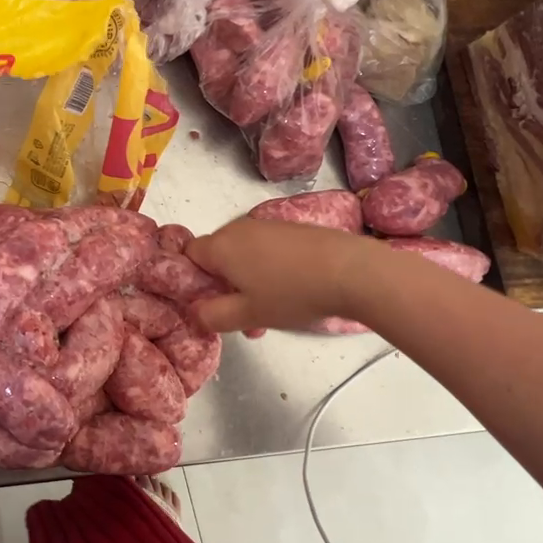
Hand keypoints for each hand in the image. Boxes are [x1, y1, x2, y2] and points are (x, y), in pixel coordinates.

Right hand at [184, 219, 383, 333]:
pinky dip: (270, 270)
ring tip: (272, 311)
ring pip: (243, 255)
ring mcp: (267, 226)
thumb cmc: (292, 293)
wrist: (354, 271)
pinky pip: (267, 250)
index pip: (188, 256)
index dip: (193, 280)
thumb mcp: (248, 315)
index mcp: (220, 246)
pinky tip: (293, 292)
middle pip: (217, 256)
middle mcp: (238, 229)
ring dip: (248, 281)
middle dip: (224, 285)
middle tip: (243, 315)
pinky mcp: (293, 229)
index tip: (211, 302)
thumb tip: (195, 312)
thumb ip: (212, 316)